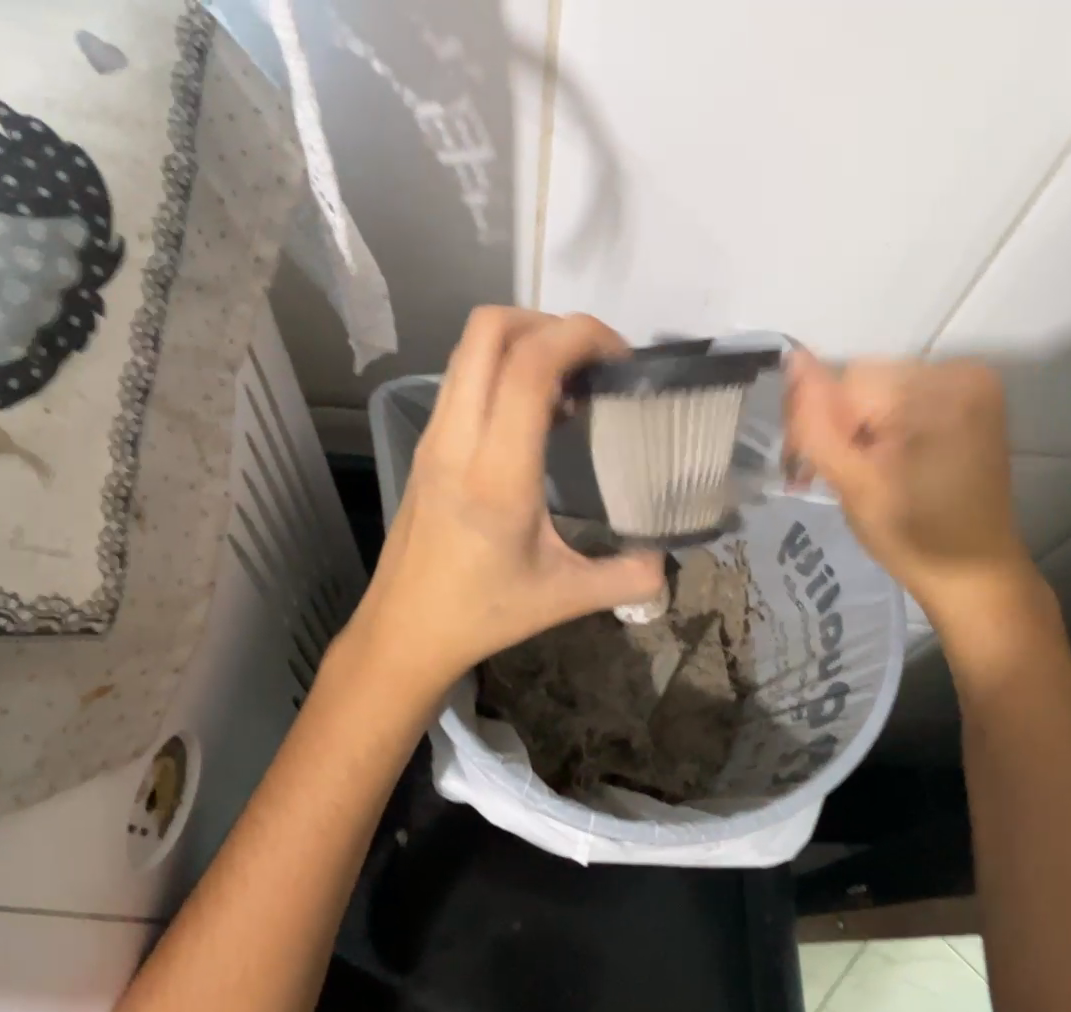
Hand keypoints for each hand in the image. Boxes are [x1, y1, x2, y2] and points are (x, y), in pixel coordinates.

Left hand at [333, 307, 665, 707]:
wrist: (403, 631)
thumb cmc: (482, 614)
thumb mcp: (564, 598)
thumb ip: (627, 577)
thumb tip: (667, 559)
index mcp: (497, 475)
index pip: (528, 366)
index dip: (579, 336)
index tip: (620, 356)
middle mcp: (458, 440)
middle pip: (488, 330)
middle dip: (549, 322)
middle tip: (593, 359)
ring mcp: (435, 437)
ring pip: (469, 348)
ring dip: (523, 342)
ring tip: (568, 385)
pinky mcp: (426, 445)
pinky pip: (462, 378)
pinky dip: (501, 368)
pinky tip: (534, 415)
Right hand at [782, 349, 1037, 621]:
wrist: (974, 575)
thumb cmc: (913, 537)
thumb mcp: (853, 482)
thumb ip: (816, 422)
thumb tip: (792, 357)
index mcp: (939, 391)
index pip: (846, 383)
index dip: (819, 424)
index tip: (808, 472)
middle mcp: (961, 374)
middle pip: (864, 383)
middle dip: (839, 427)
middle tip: (825, 477)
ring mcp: (970, 388)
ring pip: (879, 393)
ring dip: (858, 430)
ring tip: (854, 476)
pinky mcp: (970, 405)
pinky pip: (904, 402)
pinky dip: (884, 430)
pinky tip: (882, 465)